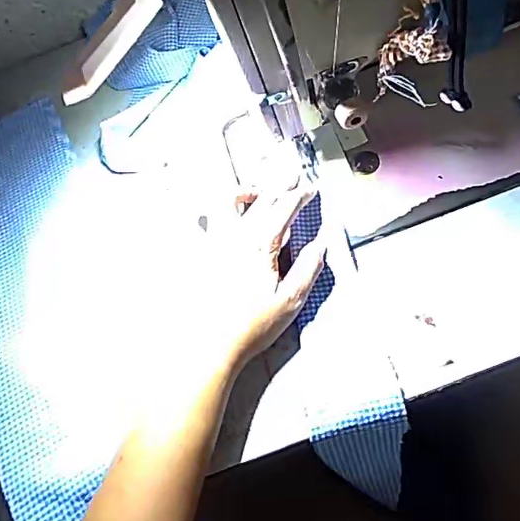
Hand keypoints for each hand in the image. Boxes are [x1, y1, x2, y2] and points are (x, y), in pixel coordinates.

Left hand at [170, 186, 325, 383]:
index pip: (283, 208)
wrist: (212, 342)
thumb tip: (319, 245)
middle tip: (290, 178)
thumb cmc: (251, 325)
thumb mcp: (290, 300)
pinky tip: (213, 213)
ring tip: (254, 192)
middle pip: (259, 199)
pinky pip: (202, 221)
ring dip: (243, 191)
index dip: (299, 196)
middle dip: (278, 185)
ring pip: (226, 201)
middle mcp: (236, 236)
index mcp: (260, 244)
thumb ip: (307, 268)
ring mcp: (214, 241)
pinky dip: (211, 211)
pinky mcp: (200, 253)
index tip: (309, 190)